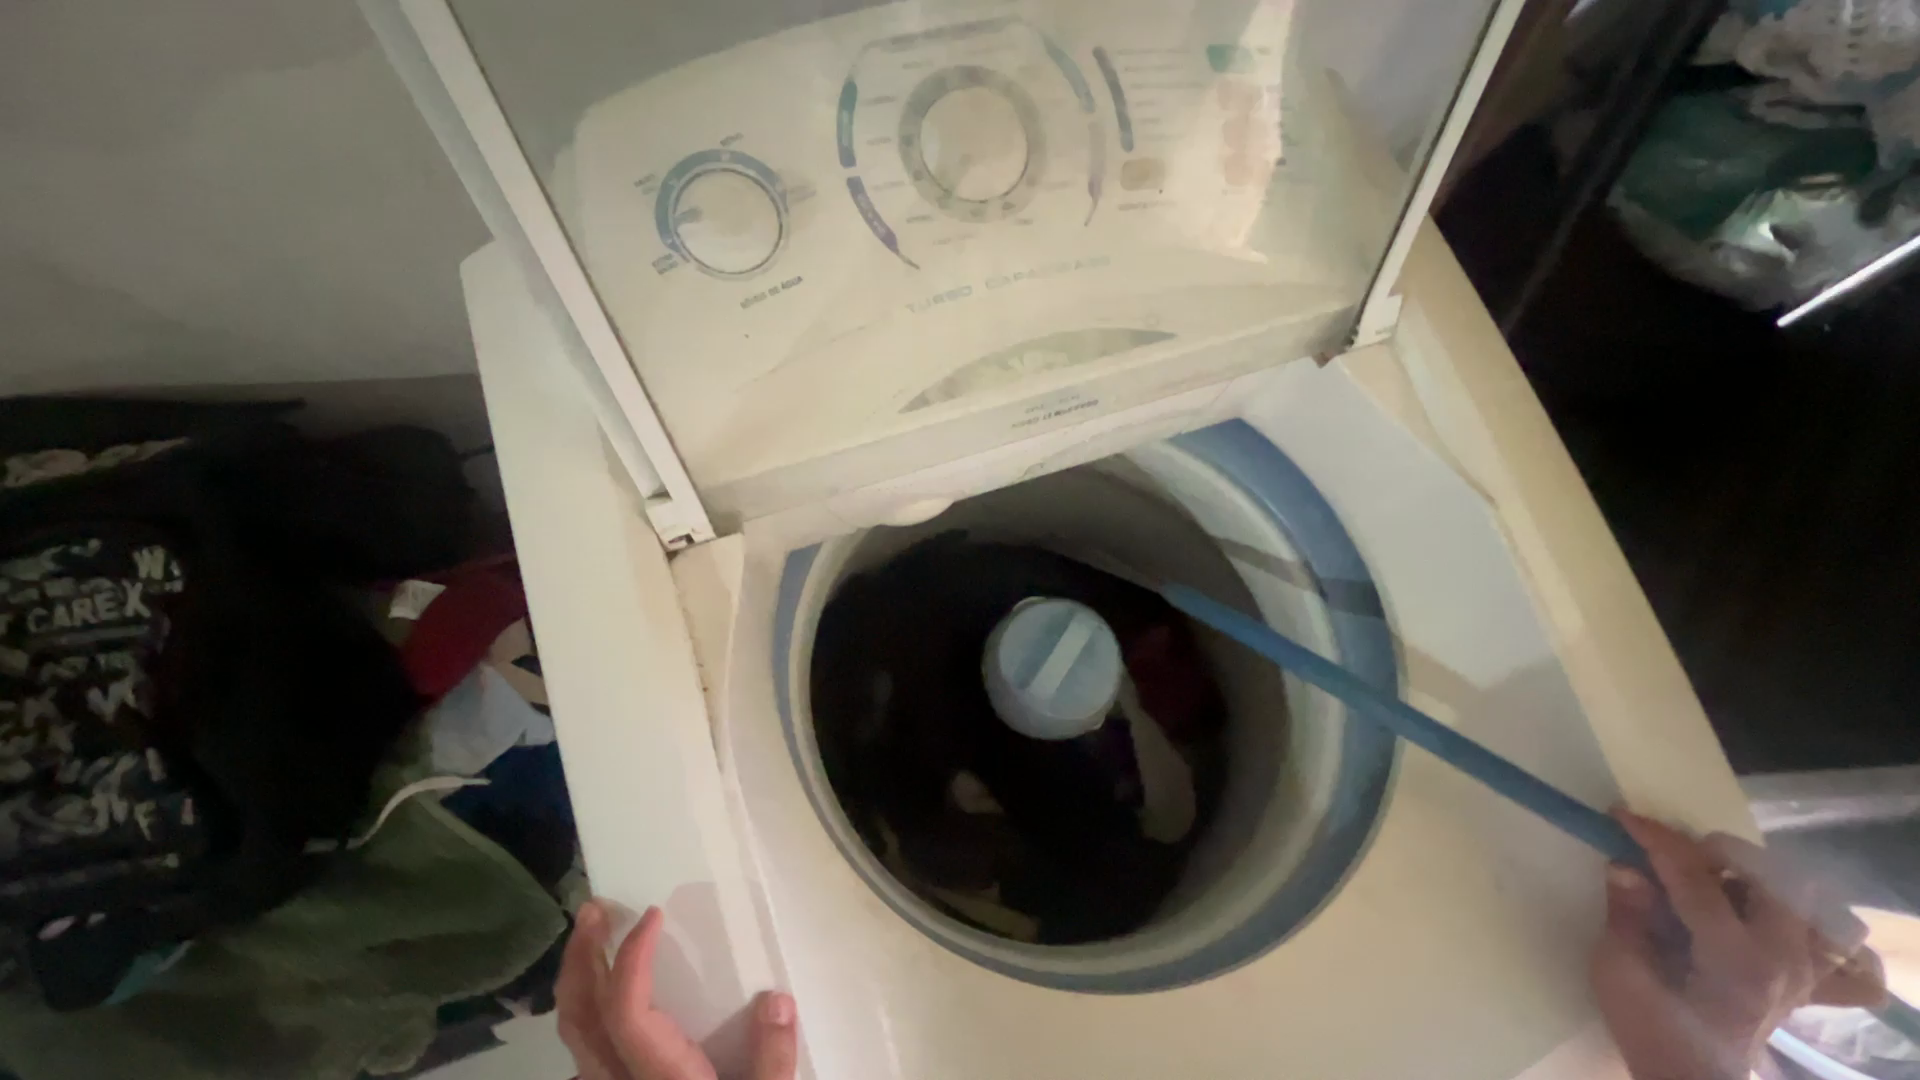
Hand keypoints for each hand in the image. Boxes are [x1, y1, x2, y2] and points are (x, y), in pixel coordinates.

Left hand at [557, 900, 798, 1079]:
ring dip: (577, 983)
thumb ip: (774, 1064)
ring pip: (574, 1040)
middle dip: (581, 959)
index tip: (650, 914)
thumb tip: (778, 998)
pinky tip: (607, 1002)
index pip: (627, 1012)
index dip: (630, 959)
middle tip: (593, 908)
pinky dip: (588, 1019)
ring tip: (592, 940)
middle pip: (580, 1020)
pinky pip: (586, 1059)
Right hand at [1591, 810, 1863, 1079]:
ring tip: (1729, 885)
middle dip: (1720, 852)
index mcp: (1733, 956)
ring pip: (1828, 914)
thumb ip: (1627, 914)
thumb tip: (1624, 865)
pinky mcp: (1812, 990)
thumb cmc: (1646, 1022)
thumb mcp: (1617, 967)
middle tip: (1675, 855)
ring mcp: (1808, 977)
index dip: (1655, 838)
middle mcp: (1785, 961)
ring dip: (1778, 888)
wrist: (1685, 1074)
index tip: (1620, 816)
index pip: (1696, 876)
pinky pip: (1854, 965)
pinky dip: (1829, 939)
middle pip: (1777, 879)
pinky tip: (1785, 927)